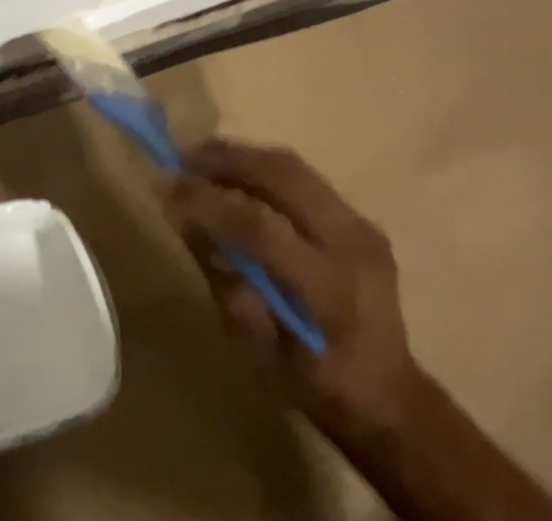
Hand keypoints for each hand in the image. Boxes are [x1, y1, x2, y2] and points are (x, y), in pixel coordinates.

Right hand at [163, 139, 421, 441]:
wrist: (386, 394)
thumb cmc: (312, 382)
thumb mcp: (255, 346)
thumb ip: (224, 281)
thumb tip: (187, 221)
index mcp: (329, 288)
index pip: (260, 227)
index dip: (208, 202)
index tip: (165, 185)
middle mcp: (352, 245)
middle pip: (284, 178)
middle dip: (226, 161)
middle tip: (181, 159)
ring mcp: (363, 227)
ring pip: (295, 168)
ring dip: (243, 158)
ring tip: (202, 160)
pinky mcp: (361, 220)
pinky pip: (305, 179)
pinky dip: (263, 170)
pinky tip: (235, 176)